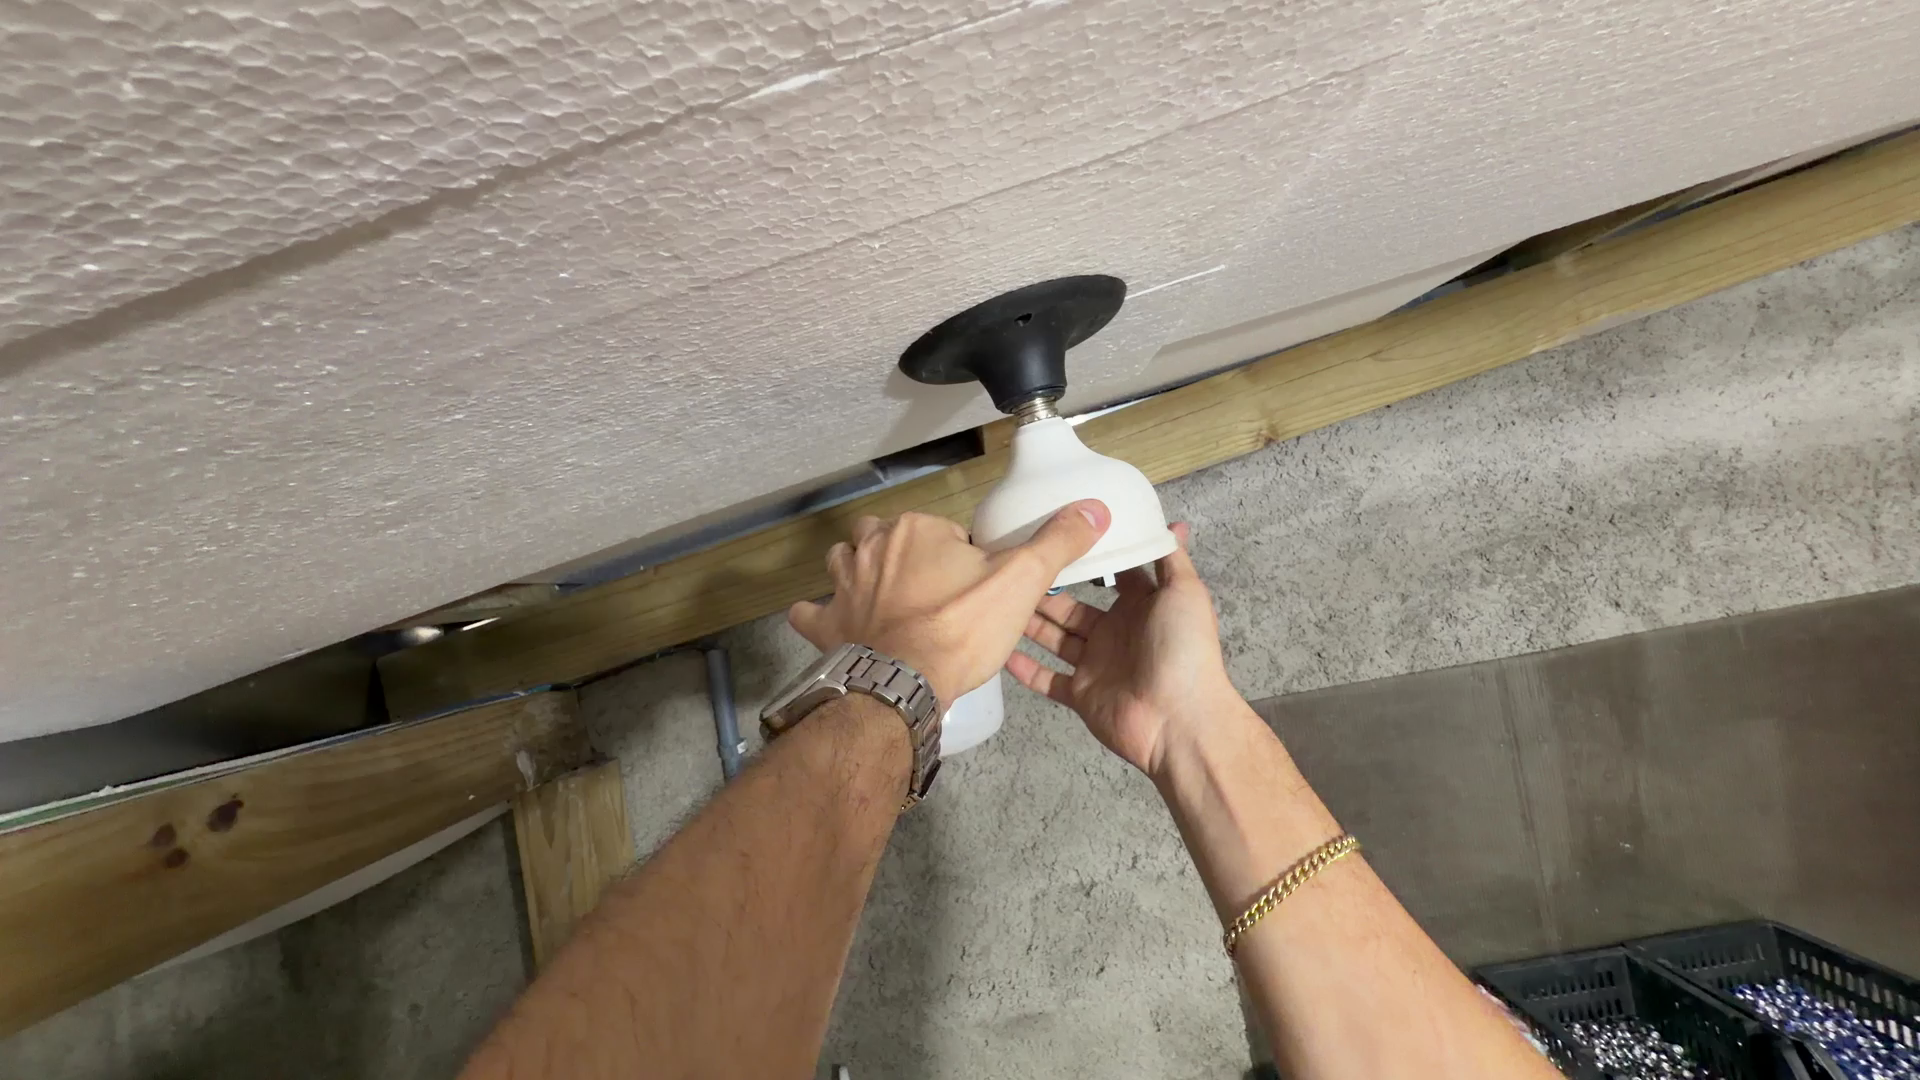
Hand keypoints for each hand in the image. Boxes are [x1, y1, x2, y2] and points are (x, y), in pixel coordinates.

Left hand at [788, 501, 1109, 707]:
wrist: (906, 681)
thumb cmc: (962, 626)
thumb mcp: (1021, 581)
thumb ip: (1056, 542)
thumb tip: (1095, 507)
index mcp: (918, 529)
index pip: (944, 533)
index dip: (961, 559)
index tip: (974, 590)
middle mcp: (872, 546)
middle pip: (889, 538)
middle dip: (906, 556)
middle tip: (934, 593)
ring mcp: (842, 584)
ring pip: (845, 562)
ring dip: (859, 572)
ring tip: (883, 598)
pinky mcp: (826, 624)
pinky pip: (811, 612)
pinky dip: (819, 615)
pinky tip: (833, 623)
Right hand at [1006, 523, 1240, 777]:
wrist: (1179, 719)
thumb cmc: (1182, 648)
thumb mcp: (1184, 593)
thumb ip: (1171, 559)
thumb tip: (1175, 524)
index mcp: (1138, 608)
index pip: (1108, 578)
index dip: (1086, 559)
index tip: (1056, 535)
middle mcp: (1113, 634)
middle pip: (1071, 608)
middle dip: (1045, 590)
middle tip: (1013, 566)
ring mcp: (1094, 666)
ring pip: (1054, 639)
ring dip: (1029, 623)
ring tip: (999, 599)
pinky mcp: (1079, 695)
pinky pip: (1046, 680)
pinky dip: (1024, 669)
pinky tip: (998, 648)